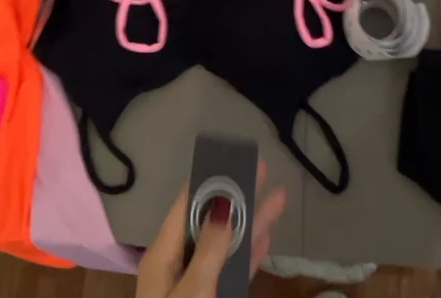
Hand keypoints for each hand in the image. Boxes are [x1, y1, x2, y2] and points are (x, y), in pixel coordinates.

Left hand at [136, 162, 287, 297]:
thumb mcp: (193, 291)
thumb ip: (209, 248)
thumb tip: (221, 201)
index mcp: (162, 257)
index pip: (185, 206)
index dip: (209, 180)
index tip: (233, 156)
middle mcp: (177, 267)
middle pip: (209, 222)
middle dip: (236, 196)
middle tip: (263, 168)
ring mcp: (195, 287)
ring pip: (226, 246)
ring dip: (251, 222)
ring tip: (278, 197)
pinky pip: (231, 272)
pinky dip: (249, 254)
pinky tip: (268, 237)